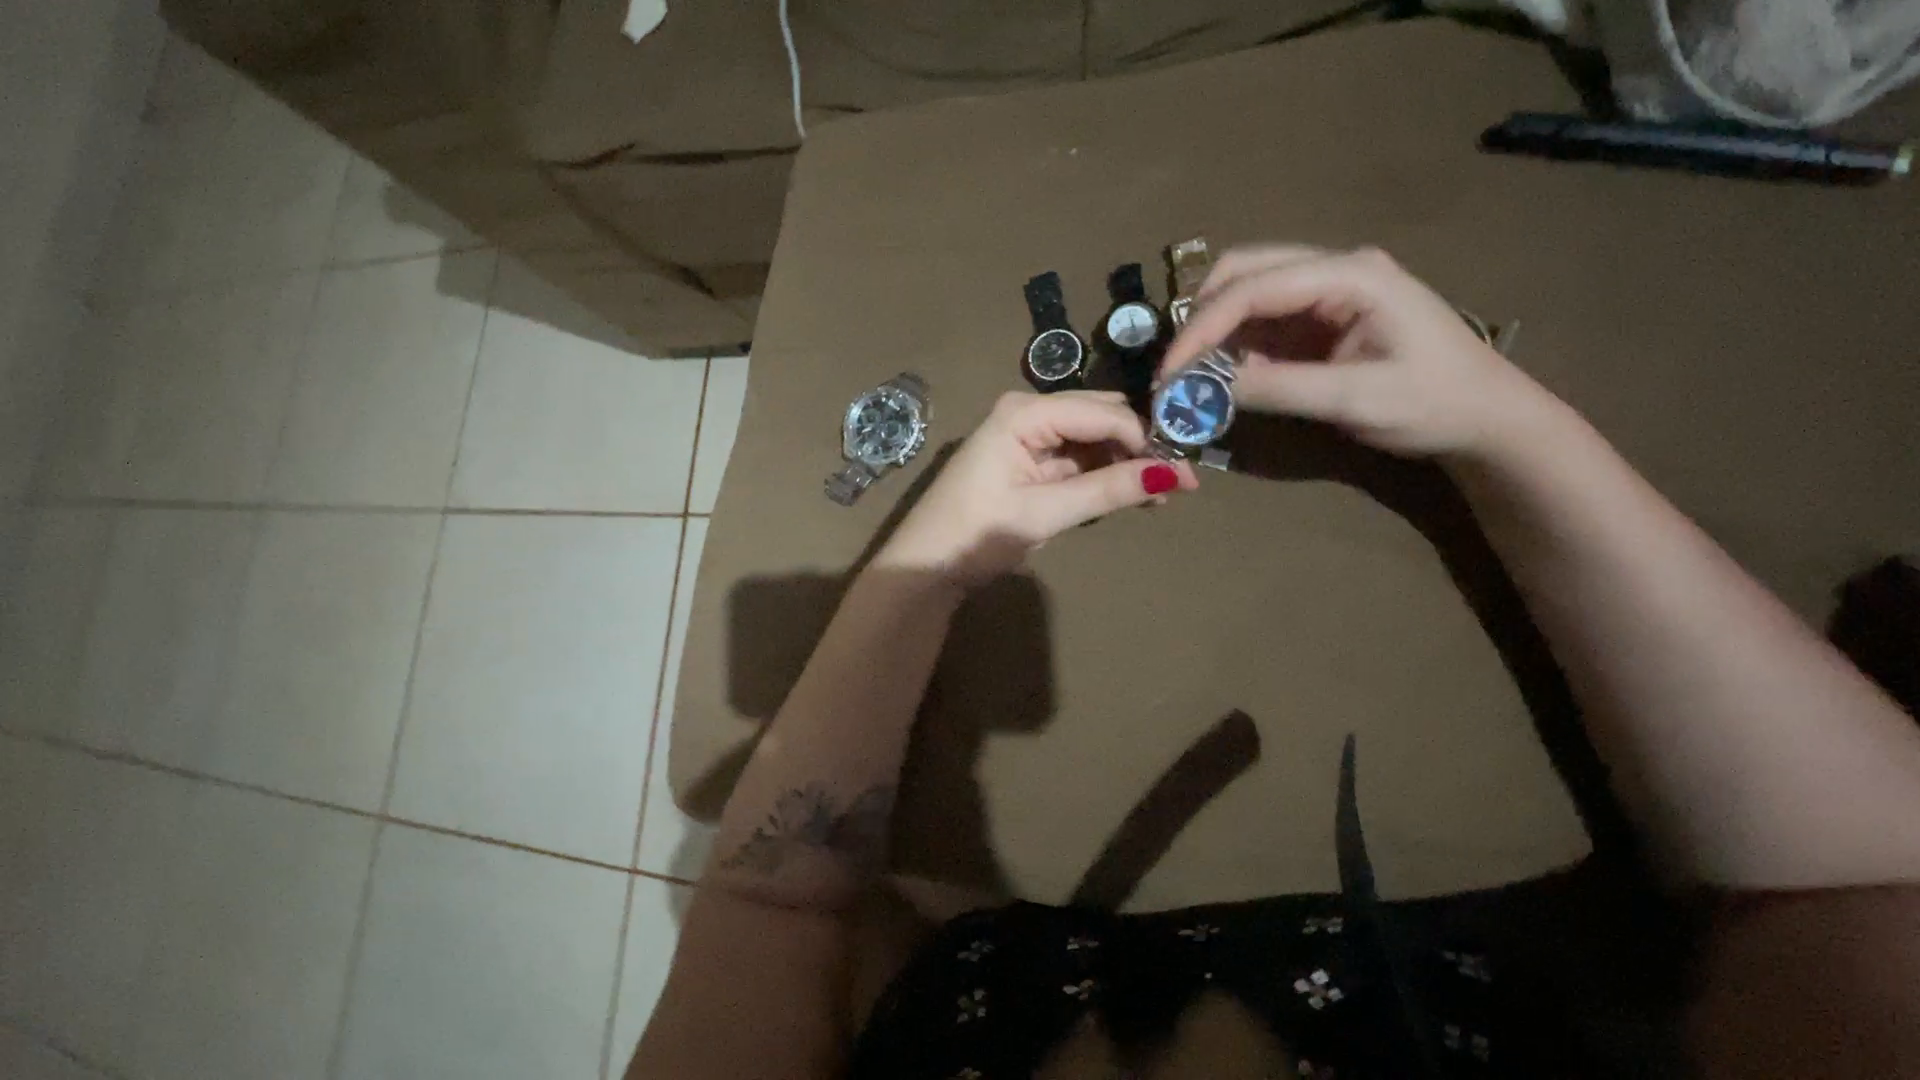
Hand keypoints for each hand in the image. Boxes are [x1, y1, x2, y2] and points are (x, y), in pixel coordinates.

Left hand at [875, 391, 1197, 584]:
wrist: (926, 566)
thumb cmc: (976, 534)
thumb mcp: (1045, 513)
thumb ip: (1108, 491)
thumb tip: (1176, 475)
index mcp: (1024, 413)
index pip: (1102, 413)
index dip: (1144, 440)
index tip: (1182, 473)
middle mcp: (1029, 412)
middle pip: (1100, 417)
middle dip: (1139, 445)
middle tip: (1178, 481)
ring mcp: (1028, 436)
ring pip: (1093, 438)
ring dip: (1126, 462)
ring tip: (1161, 495)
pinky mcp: (1030, 461)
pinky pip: (1078, 458)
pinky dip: (1104, 475)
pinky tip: (1132, 494)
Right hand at [1159, 245, 1558, 458]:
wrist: (1487, 420)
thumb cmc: (1434, 403)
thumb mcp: (1355, 399)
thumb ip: (1277, 388)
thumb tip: (1203, 390)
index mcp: (1349, 275)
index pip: (1253, 288)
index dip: (1201, 328)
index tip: (1168, 374)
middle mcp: (1333, 271)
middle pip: (1243, 273)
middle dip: (1200, 319)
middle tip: (1174, 369)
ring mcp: (1328, 294)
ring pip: (1248, 296)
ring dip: (1214, 334)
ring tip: (1191, 379)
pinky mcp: (1322, 321)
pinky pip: (1264, 325)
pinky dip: (1235, 350)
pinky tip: (1224, 380)